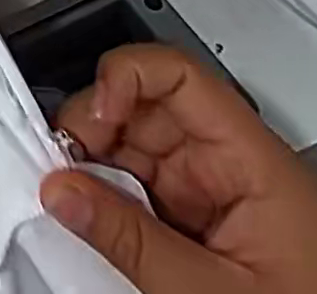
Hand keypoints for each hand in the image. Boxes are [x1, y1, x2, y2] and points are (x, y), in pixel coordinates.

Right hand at [40, 44, 316, 293]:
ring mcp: (210, 192)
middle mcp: (229, 164)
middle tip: (65, 170)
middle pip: (142, 106)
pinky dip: (105, 196)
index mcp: (254, 162)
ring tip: (79, 204)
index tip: (91, 118)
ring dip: (93, 165)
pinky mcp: (195, 222)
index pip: (179, 76)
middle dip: (93, 128)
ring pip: (130, 144)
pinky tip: (97, 221)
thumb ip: (134, 240)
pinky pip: (135, 185)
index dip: (124, 77)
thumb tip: (62, 189)